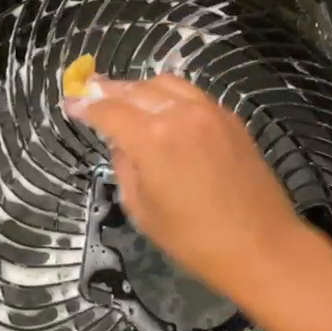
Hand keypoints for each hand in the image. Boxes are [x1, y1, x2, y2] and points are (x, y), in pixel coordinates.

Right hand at [67, 75, 318, 296]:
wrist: (262, 247)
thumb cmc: (194, 239)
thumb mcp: (142, 209)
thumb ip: (126, 167)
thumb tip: (123, 145)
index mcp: (151, 138)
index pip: (108, 111)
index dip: (85, 107)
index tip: (70, 104)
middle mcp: (179, 113)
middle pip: (134, 90)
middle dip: (108, 90)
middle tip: (89, 90)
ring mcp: (208, 111)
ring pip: (165, 83)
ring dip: (139, 87)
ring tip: (124, 95)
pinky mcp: (230, 118)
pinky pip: (191, 94)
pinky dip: (169, 94)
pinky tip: (162, 105)